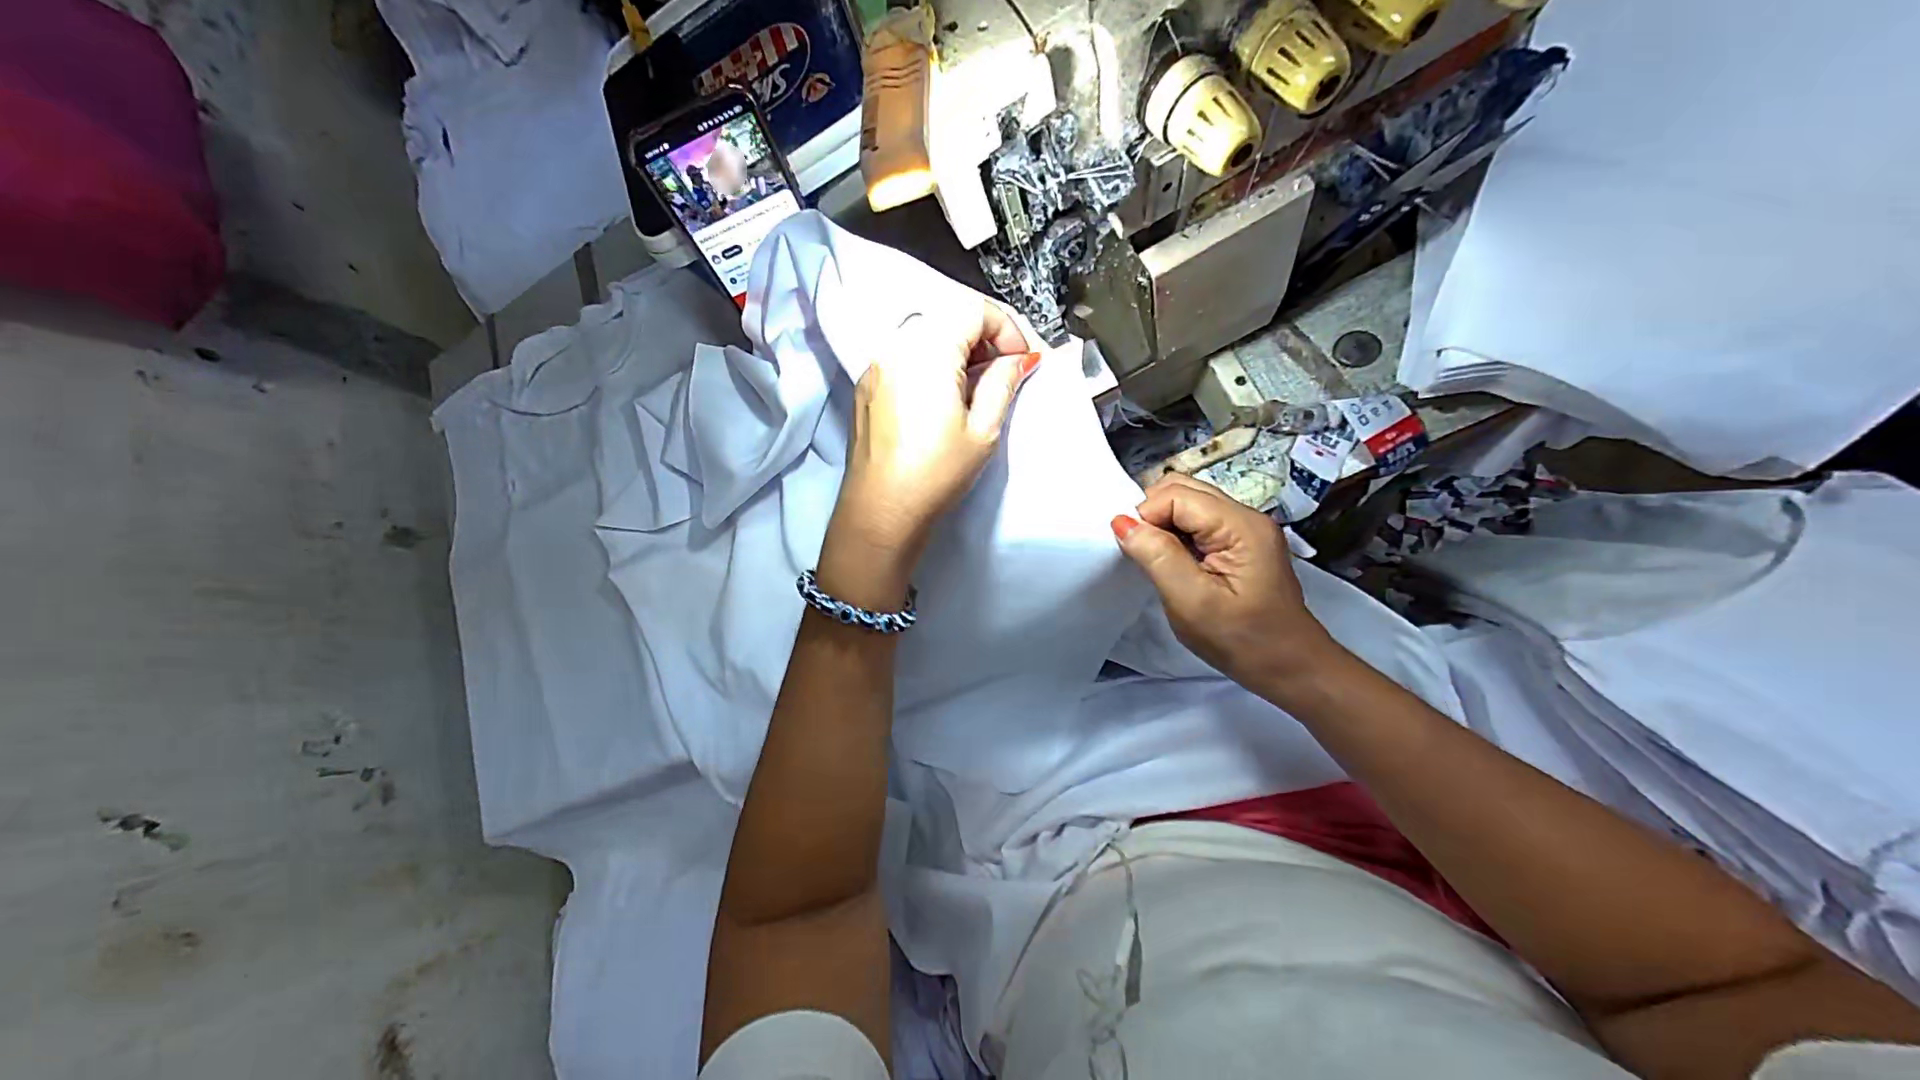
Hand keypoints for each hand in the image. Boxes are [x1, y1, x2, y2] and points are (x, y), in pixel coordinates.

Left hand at [820, 294, 1037, 608]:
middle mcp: (896, 348)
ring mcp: (876, 366)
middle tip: (1002, 373)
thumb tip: (1017, 360)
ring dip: (956, 349)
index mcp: (928, 352)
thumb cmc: (932, 476)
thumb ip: (1003, 382)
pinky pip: (904, 355)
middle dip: (982, 337)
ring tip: (974, 389)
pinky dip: (930, 362)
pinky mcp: (867, 385)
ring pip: (925, 334)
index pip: (973, 309)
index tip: (1019, 358)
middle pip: (948, 317)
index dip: (1006, 328)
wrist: (880, 511)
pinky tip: (943, 398)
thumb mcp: (983, 430)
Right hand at [1111, 474, 1339, 691]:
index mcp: (1240, 526)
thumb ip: (1156, 556)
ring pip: (1187, 505)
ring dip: (1162, 527)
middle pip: (1182, 490)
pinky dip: (1175, 537)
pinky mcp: (1239, 543)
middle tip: (1144, 557)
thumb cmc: (1242, 641)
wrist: (1290, 668)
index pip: (1175, 495)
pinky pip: (1196, 523)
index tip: (1135, 553)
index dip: (1146, 517)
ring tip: (1159, 563)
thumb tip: (1122, 522)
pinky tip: (1175, 566)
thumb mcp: (1191, 603)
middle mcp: (1245, 517)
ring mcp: (1244, 529)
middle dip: (1151, 516)